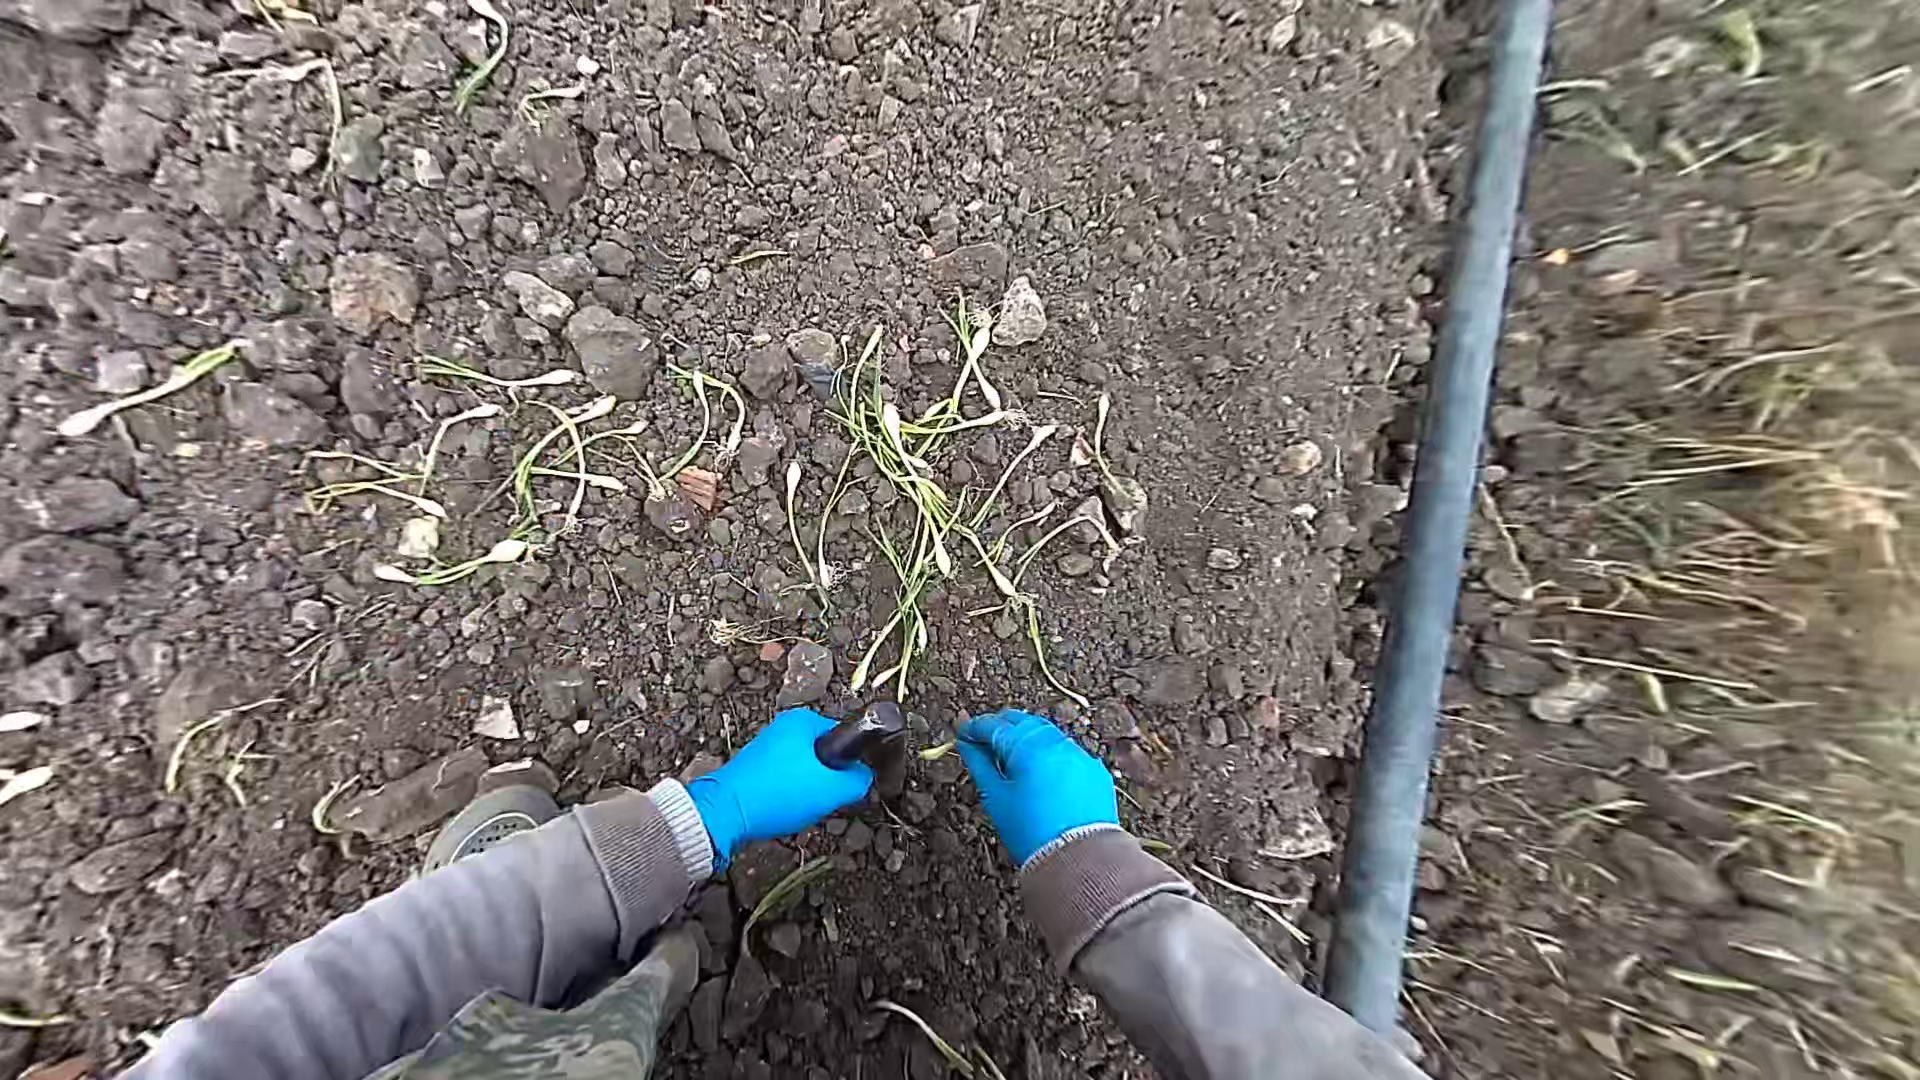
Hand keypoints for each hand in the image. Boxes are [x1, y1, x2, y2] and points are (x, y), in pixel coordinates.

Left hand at [688, 708, 873, 870]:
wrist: (722, 816)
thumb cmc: (774, 794)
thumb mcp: (830, 789)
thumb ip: (857, 780)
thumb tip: (864, 777)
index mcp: (802, 720)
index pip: (843, 736)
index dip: (849, 762)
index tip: (846, 783)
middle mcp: (784, 728)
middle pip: (824, 754)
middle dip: (827, 778)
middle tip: (823, 796)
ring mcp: (768, 747)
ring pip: (806, 769)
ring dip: (809, 789)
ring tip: (801, 805)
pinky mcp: (756, 768)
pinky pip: (787, 779)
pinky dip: (791, 794)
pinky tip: (786, 809)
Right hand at [956, 709, 1117, 864]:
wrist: (1080, 862)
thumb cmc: (1032, 833)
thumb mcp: (996, 798)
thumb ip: (979, 764)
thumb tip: (965, 744)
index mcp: (1027, 745)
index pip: (993, 725)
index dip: (973, 728)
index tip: (962, 734)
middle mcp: (1055, 741)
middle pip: (1020, 721)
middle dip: (999, 729)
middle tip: (983, 745)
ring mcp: (1077, 753)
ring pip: (1044, 732)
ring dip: (1024, 739)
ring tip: (1010, 761)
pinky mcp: (1093, 769)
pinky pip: (1065, 750)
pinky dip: (1048, 754)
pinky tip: (1039, 773)